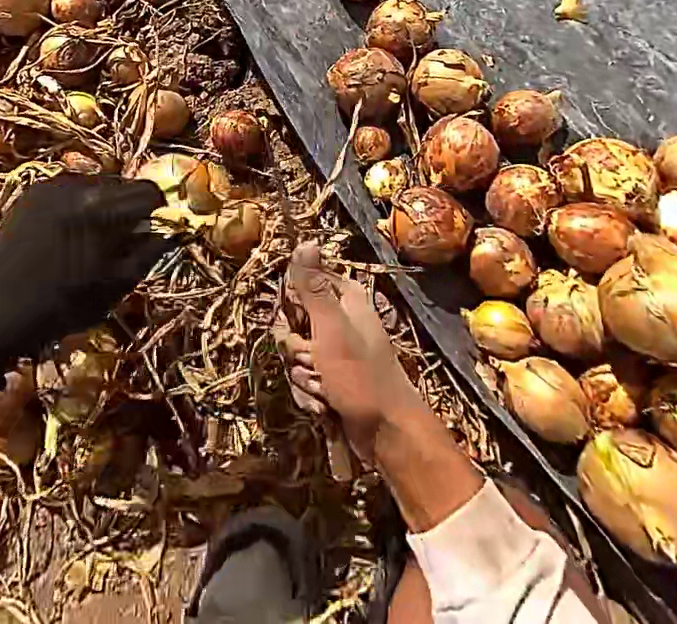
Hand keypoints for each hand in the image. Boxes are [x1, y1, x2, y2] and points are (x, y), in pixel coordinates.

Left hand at [0, 175, 168, 377]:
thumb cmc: (61, 306)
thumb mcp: (117, 284)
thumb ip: (150, 250)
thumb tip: (174, 229)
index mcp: (103, 207)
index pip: (150, 192)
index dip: (157, 212)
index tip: (152, 233)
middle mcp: (79, 184)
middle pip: (124, 184)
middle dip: (130, 208)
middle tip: (122, 239)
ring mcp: (52, 184)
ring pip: (98, 184)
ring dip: (105, 205)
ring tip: (93, 238)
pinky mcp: (33, 190)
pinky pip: (72, 189)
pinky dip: (80, 205)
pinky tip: (69, 232)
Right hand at [275, 242, 483, 530]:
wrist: (387, 434)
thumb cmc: (362, 377)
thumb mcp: (332, 328)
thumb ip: (314, 287)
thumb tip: (305, 242)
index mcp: (344, 298)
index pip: (298, 284)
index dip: (289, 307)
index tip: (295, 324)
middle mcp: (340, 318)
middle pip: (290, 322)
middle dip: (294, 349)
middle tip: (312, 361)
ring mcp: (334, 350)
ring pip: (293, 354)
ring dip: (302, 376)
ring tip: (323, 389)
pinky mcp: (331, 377)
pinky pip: (303, 378)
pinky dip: (308, 394)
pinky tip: (322, 406)